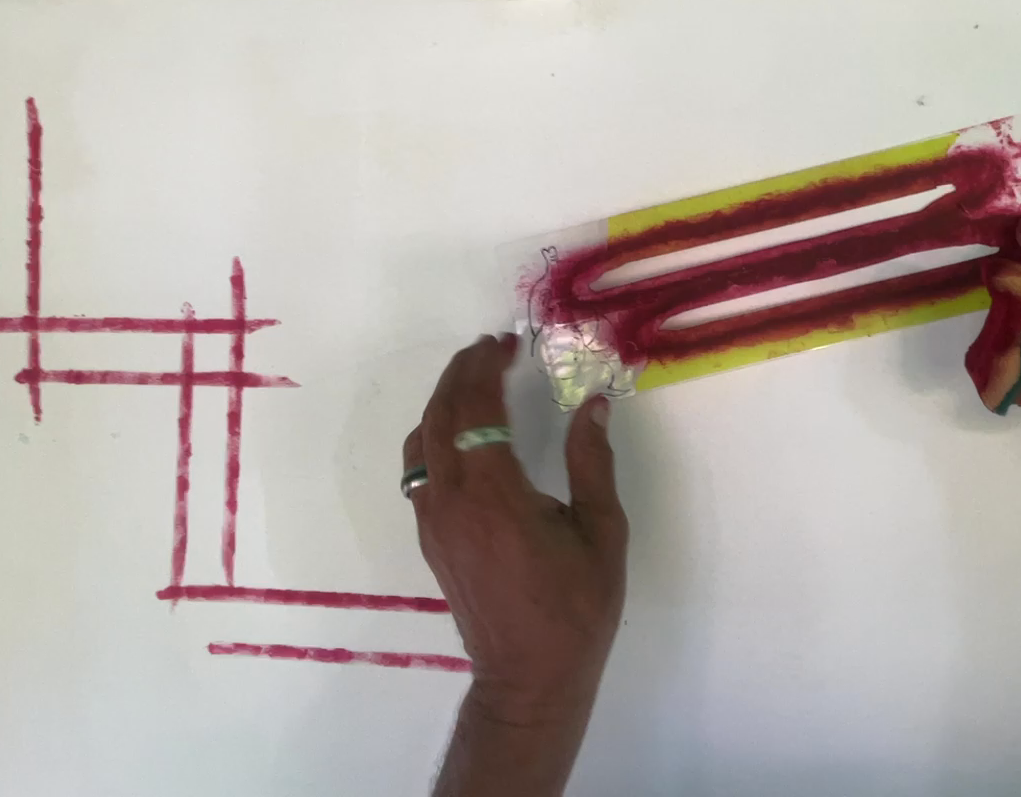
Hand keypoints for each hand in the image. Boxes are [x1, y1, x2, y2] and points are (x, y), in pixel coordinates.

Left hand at [404, 334, 627, 724]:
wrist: (528, 678)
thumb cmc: (575, 607)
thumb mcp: (601, 531)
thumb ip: (593, 462)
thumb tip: (595, 404)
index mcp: (495, 495)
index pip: (476, 409)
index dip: (487, 368)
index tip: (506, 343)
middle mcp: (452, 501)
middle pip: (440, 415)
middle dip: (461, 372)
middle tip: (490, 346)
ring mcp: (433, 521)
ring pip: (421, 441)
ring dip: (442, 399)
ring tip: (473, 377)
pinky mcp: (430, 538)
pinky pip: (419, 469)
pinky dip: (434, 432)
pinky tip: (460, 428)